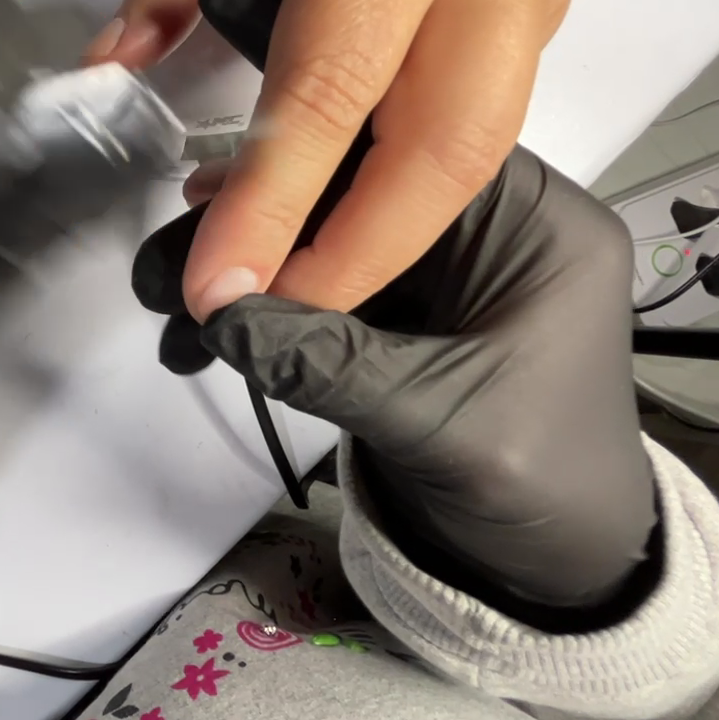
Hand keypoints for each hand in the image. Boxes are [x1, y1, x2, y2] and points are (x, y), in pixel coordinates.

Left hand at [100, 0, 718, 318]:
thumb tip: (111, 69)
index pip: (330, 85)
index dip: (272, 201)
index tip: (221, 281)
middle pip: (436, 157)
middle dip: (351, 261)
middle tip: (264, 318)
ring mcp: (530, 1)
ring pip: (469, 163)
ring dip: (377, 242)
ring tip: (280, 276)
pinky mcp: (535, 26)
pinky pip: (466, 135)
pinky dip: (394, 193)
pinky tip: (319, 205)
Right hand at [136, 142, 657, 616]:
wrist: (549, 557)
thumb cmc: (539, 489)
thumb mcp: (435, 421)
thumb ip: (327, 364)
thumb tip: (220, 316)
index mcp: (528, 225)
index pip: (404, 162)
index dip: (304, 176)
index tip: (212, 199)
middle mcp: (476, 223)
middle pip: (347, 194)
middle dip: (255, 226)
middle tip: (173, 254)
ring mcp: (429, 262)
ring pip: (318, 233)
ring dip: (244, 264)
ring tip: (170, 292)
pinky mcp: (392, 298)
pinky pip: (312, 277)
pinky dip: (257, 297)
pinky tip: (205, 316)